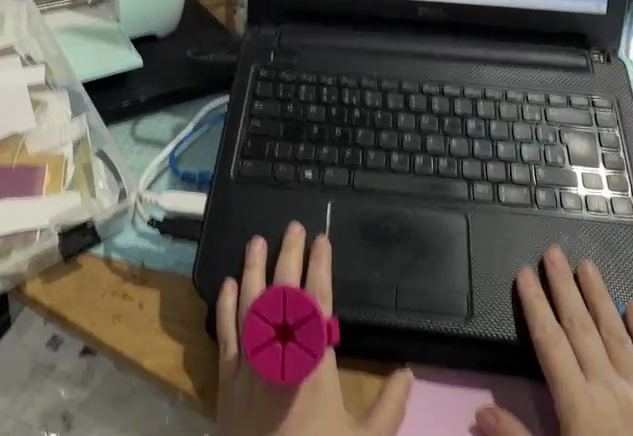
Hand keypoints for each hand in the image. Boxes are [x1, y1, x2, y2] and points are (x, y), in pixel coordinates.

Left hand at [216, 222, 414, 435]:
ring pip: (249, 304)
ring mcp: (248, 365)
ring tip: (257, 241)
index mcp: (314, 363)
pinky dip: (225, 306)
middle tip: (293, 227)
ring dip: (254, 268)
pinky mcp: (225, 382)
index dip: (320, 267)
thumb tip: (409, 372)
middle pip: (282, 292)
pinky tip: (229, 284)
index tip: (322, 240)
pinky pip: (224, 334)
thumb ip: (390, 406)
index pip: (317, 301)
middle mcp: (279, 354)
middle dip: (288, 256)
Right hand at [475, 246, 632, 435]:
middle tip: (553, 251)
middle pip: (581, 327)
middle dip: (564, 287)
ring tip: (587, 264)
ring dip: (599, 296)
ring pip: (616, 333)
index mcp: (577, 404)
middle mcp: (608, 389)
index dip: (535, 305)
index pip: (550, 343)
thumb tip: (480, 410)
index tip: (523, 273)